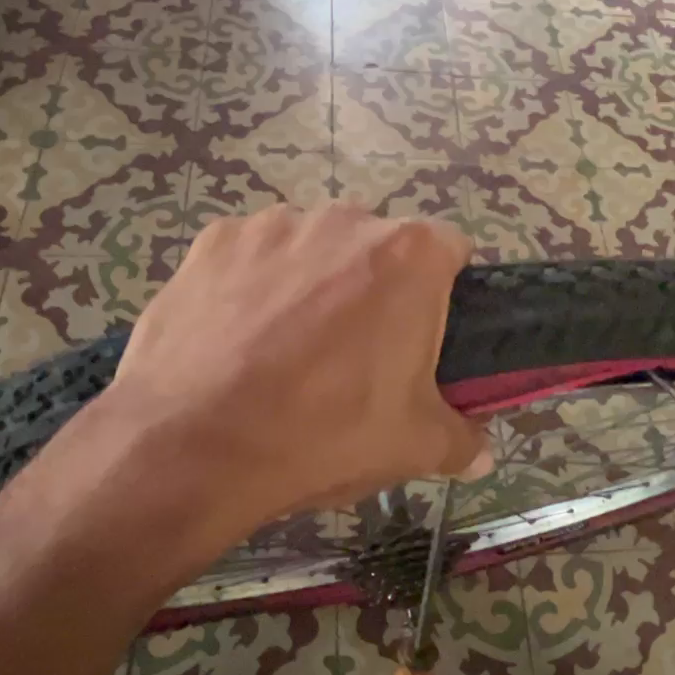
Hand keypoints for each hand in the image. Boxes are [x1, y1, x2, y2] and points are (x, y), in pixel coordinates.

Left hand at [106, 204, 490, 522]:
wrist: (193, 444)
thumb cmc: (326, 433)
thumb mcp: (414, 447)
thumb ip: (461, 440)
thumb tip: (482, 454)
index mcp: (410, 255)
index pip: (450, 251)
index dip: (443, 293)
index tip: (423, 337)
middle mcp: (345, 220)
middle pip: (377, 246)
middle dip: (375, 287)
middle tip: (355, 355)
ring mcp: (273, 225)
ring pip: (312, 248)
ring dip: (313, 283)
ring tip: (286, 350)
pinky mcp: (213, 241)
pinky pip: (252, 256)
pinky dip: (253, 286)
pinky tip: (236, 339)